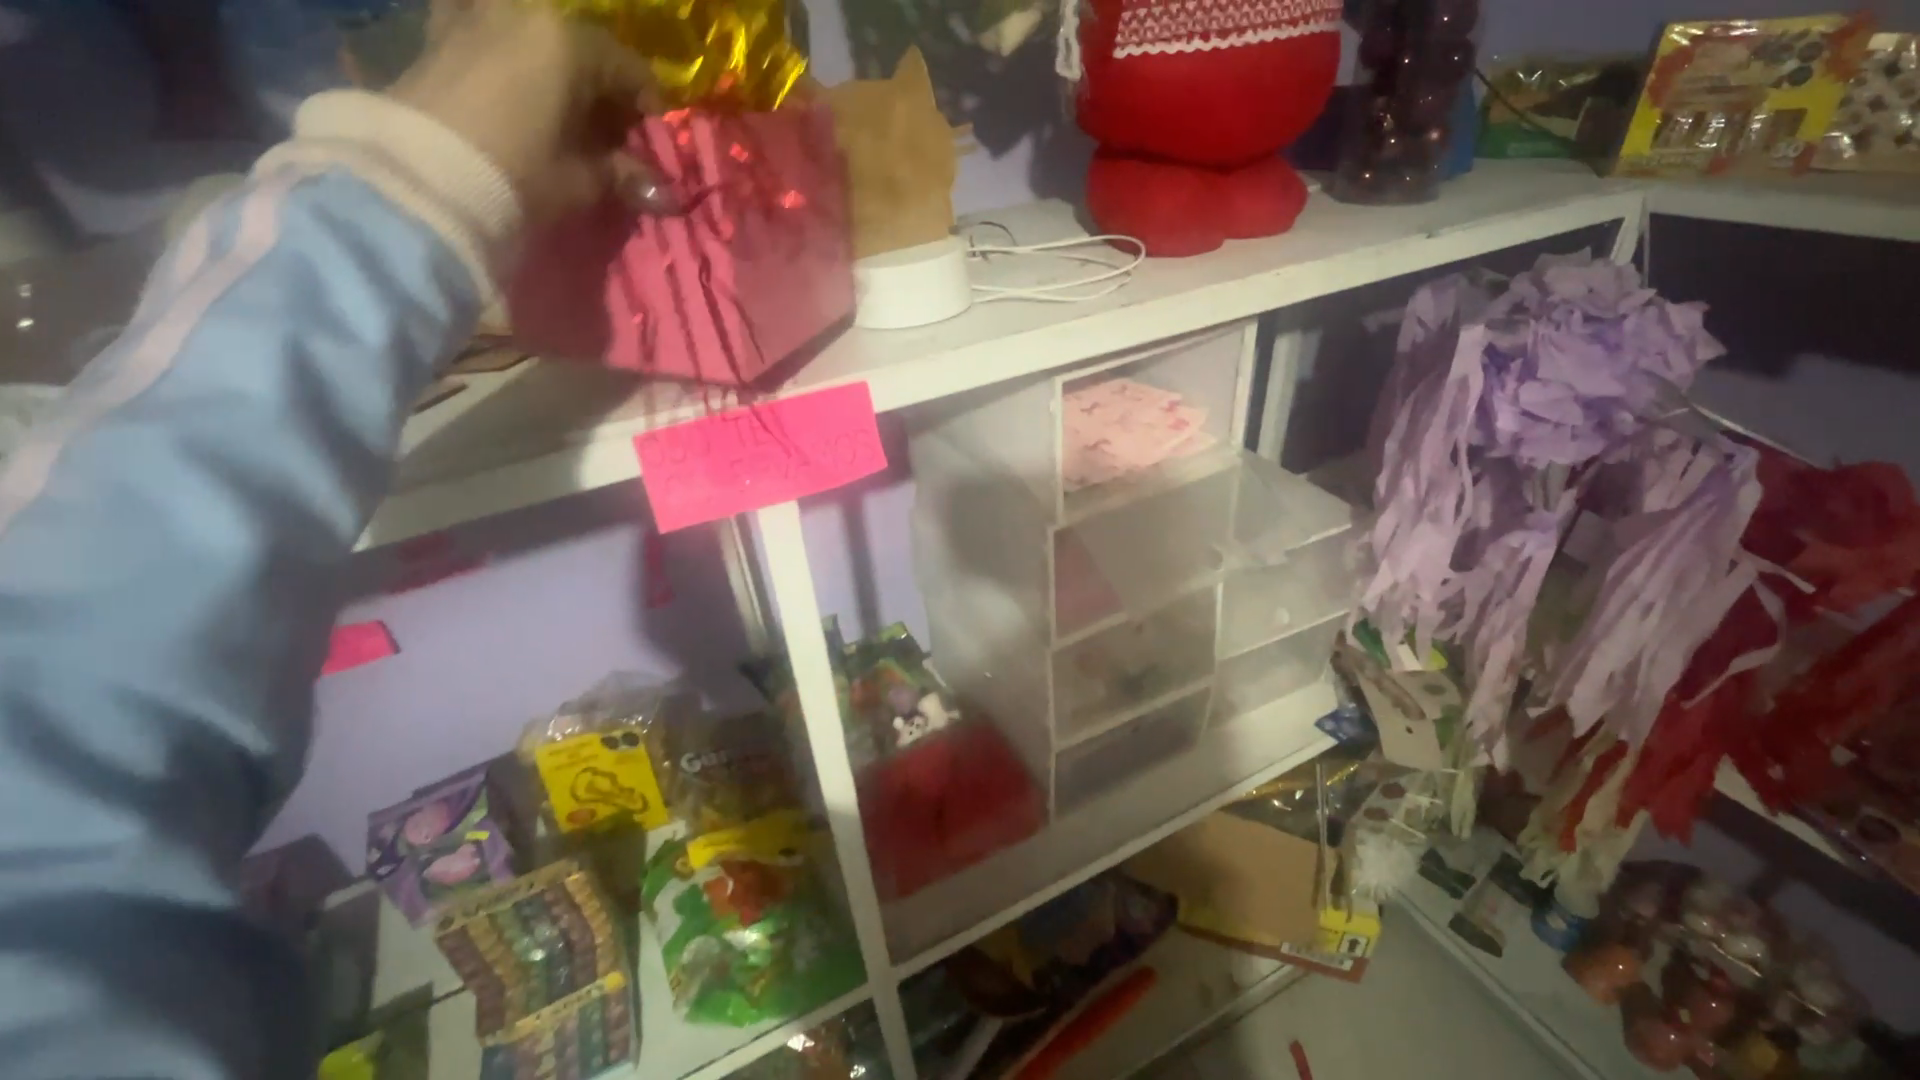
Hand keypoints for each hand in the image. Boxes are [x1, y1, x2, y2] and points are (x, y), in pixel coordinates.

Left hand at [391, 0, 656, 221]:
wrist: (420, 178)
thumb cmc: (518, 174)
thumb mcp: (581, 181)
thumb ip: (624, 177)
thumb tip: (667, 195)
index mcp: (570, 42)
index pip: (631, 70)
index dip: (649, 110)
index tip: (652, 146)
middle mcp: (524, 14)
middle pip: (582, 51)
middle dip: (601, 92)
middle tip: (608, 138)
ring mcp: (475, 16)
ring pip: (533, 39)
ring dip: (553, 72)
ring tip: (557, 115)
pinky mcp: (437, 35)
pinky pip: (484, 34)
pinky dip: (505, 59)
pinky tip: (507, 89)